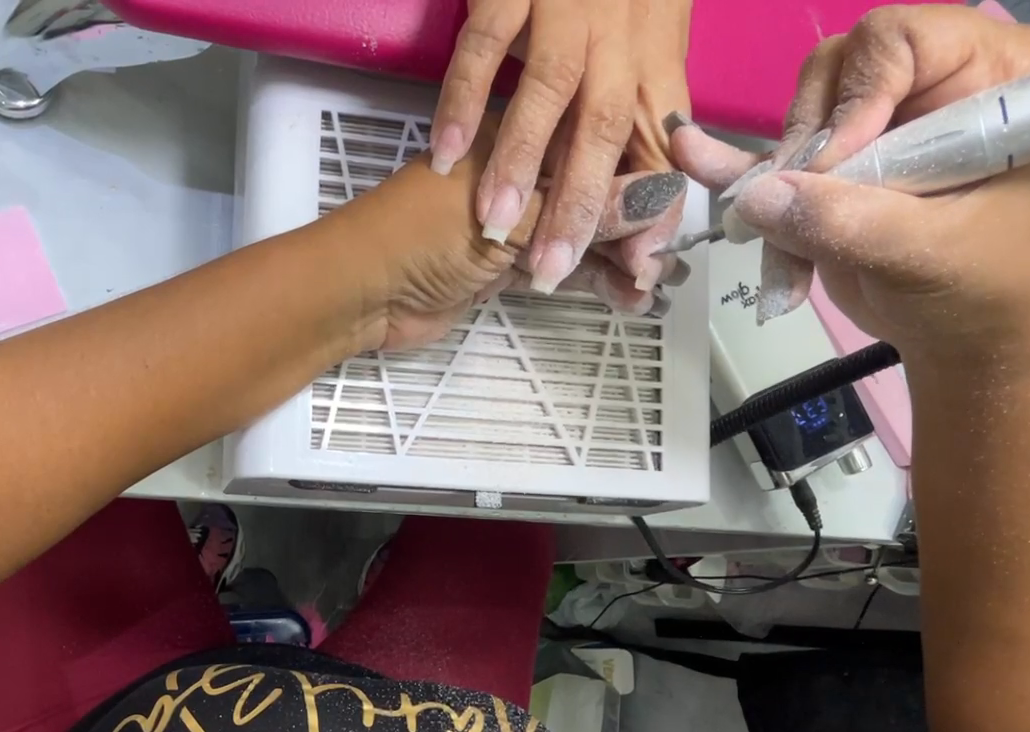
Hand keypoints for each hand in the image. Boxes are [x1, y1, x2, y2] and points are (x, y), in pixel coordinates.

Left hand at [330, 116, 686, 351]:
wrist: (357, 290)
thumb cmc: (420, 235)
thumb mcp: (504, 219)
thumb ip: (575, 210)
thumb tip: (652, 204)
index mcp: (518, 136)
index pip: (595, 150)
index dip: (640, 186)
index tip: (672, 220)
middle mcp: (520, 174)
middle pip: (591, 198)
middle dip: (633, 230)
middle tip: (665, 263)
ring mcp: (509, 224)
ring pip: (575, 237)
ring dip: (612, 263)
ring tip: (650, 289)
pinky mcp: (497, 268)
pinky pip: (552, 269)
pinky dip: (583, 283)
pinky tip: (621, 298)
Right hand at [431, 0, 693, 293]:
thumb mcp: (641, 38)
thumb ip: (640, 112)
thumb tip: (653, 198)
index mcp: (652, 49)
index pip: (658, 138)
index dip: (649, 207)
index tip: (635, 273)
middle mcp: (619, 29)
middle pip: (603, 127)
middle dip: (576, 206)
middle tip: (549, 271)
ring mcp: (566, 3)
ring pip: (549, 90)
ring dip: (518, 161)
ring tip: (494, 223)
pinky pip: (484, 45)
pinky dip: (463, 101)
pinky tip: (446, 156)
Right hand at [669, 7, 1029, 356]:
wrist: (968, 334)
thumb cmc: (981, 286)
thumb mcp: (924, 251)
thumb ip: (843, 220)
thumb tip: (754, 196)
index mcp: (988, 78)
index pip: (900, 43)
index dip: (854, 98)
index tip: (839, 170)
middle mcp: (930, 88)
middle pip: (835, 76)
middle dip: (806, 147)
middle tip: (807, 215)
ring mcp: (875, 130)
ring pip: (794, 125)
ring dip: (774, 191)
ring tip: (785, 251)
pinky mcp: (831, 173)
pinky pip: (774, 159)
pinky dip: (734, 170)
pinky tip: (690, 152)